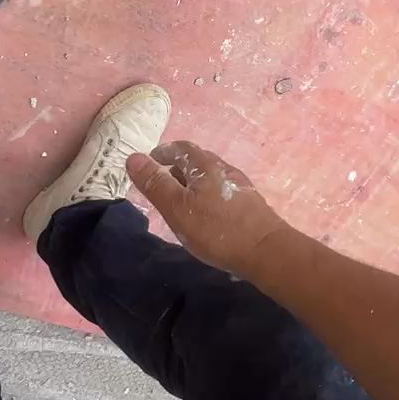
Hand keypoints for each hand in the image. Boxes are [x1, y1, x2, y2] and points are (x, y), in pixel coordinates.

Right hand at [126, 141, 290, 274]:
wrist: (266, 251)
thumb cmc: (216, 230)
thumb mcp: (177, 208)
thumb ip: (155, 184)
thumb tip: (133, 157)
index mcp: (205, 165)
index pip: (181, 148)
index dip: (163, 151)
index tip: (151, 161)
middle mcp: (224, 169)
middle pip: (197, 160)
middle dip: (177, 167)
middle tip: (162, 182)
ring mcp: (240, 185)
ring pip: (211, 176)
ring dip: (193, 181)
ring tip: (181, 200)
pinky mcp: (249, 203)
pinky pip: (221, 190)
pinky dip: (207, 194)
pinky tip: (206, 214)